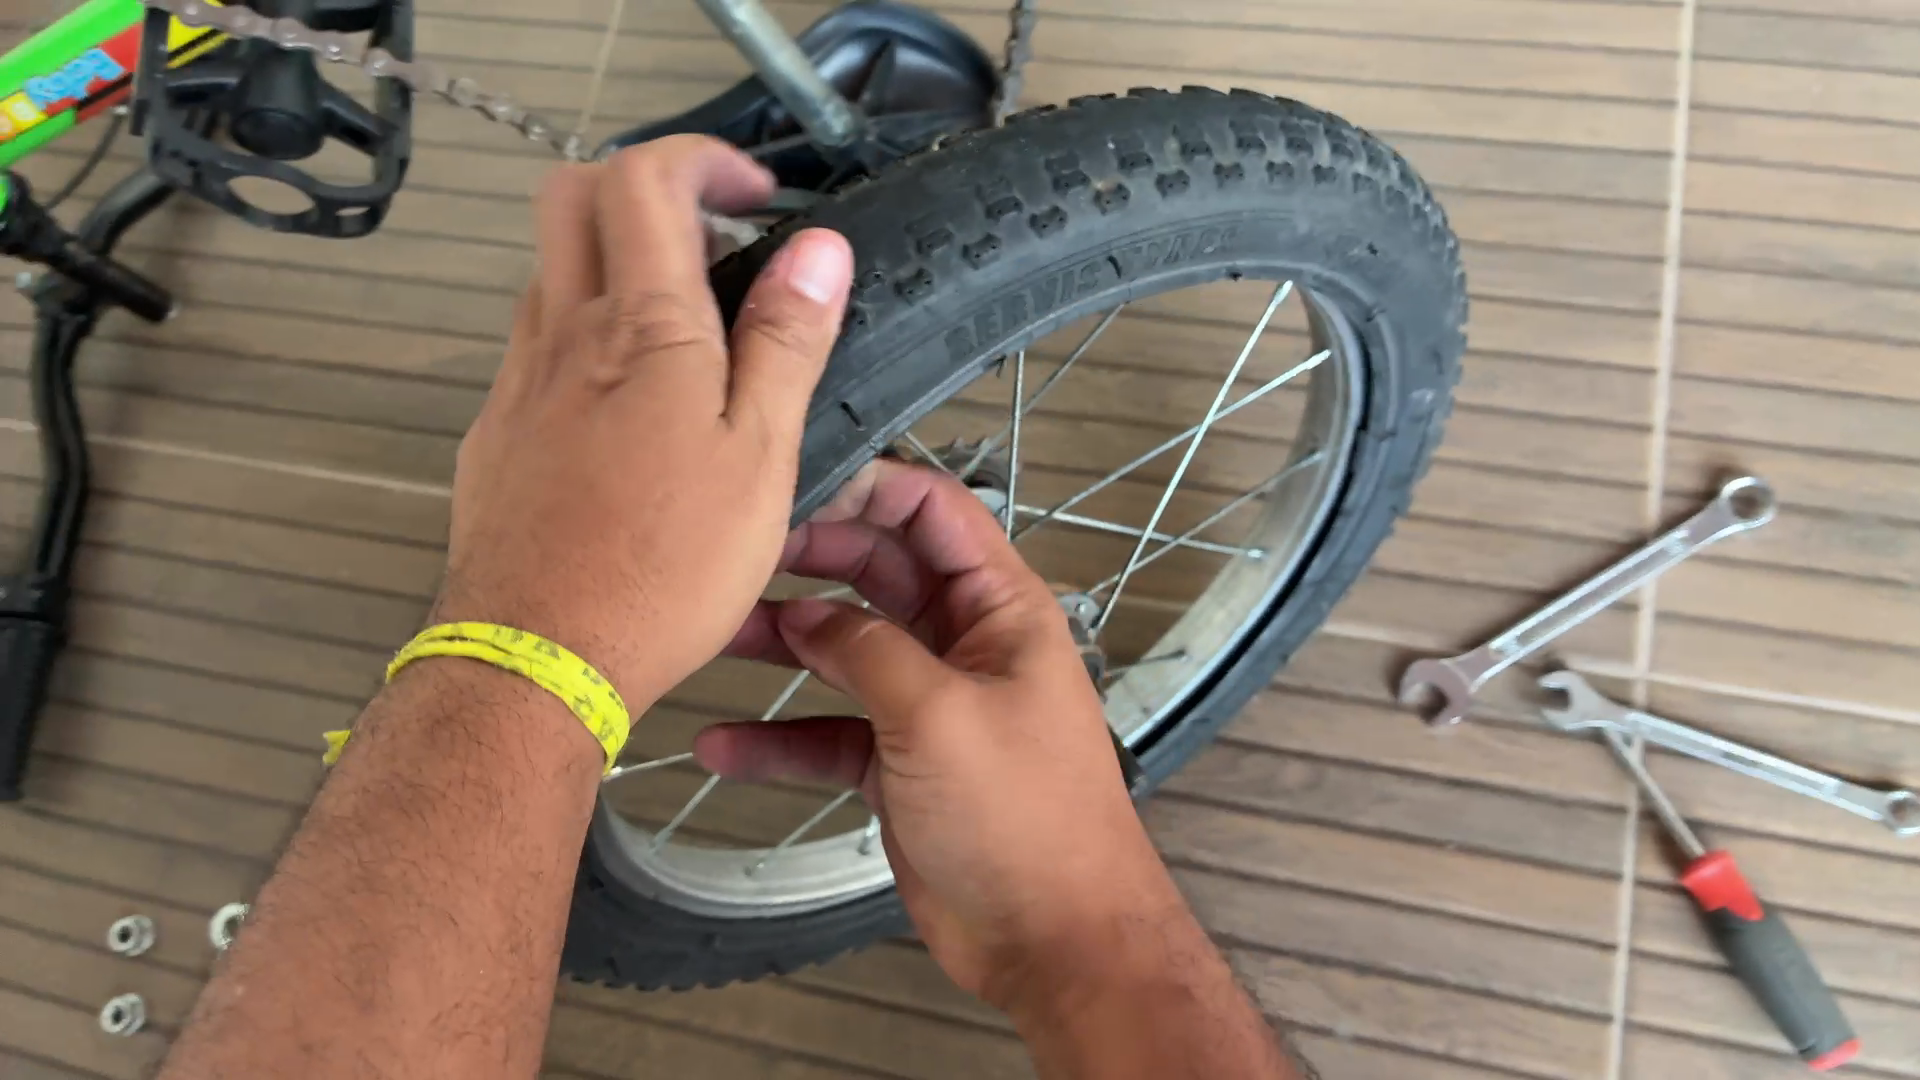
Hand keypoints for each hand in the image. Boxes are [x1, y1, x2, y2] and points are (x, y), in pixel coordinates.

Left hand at [436, 136, 853, 708]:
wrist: (543, 654)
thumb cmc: (670, 561)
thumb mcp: (761, 453)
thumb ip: (785, 342)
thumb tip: (819, 250)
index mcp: (644, 329)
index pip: (647, 178)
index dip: (704, 160)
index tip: (755, 193)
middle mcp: (565, 333)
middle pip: (574, 198)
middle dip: (647, 190)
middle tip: (715, 244)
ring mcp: (520, 381)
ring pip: (554, 273)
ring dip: (618, 264)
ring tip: (689, 330)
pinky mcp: (499, 430)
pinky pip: (540, 346)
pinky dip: (589, 332)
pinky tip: (633, 405)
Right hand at [695, 459, 1188, 1010]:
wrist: (1051, 939)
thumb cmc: (1020, 814)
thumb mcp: (939, 714)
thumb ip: (867, 651)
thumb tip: (805, 616)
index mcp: (997, 606)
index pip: (933, 512)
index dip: (870, 488)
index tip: (797, 491)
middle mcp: (961, 640)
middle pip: (878, 572)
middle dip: (813, 561)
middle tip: (739, 560)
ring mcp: (926, 699)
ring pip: (845, 649)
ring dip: (783, 642)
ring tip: (714, 635)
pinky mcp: (897, 757)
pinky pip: (830, 729)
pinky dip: (781, 735)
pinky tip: (720, 746)